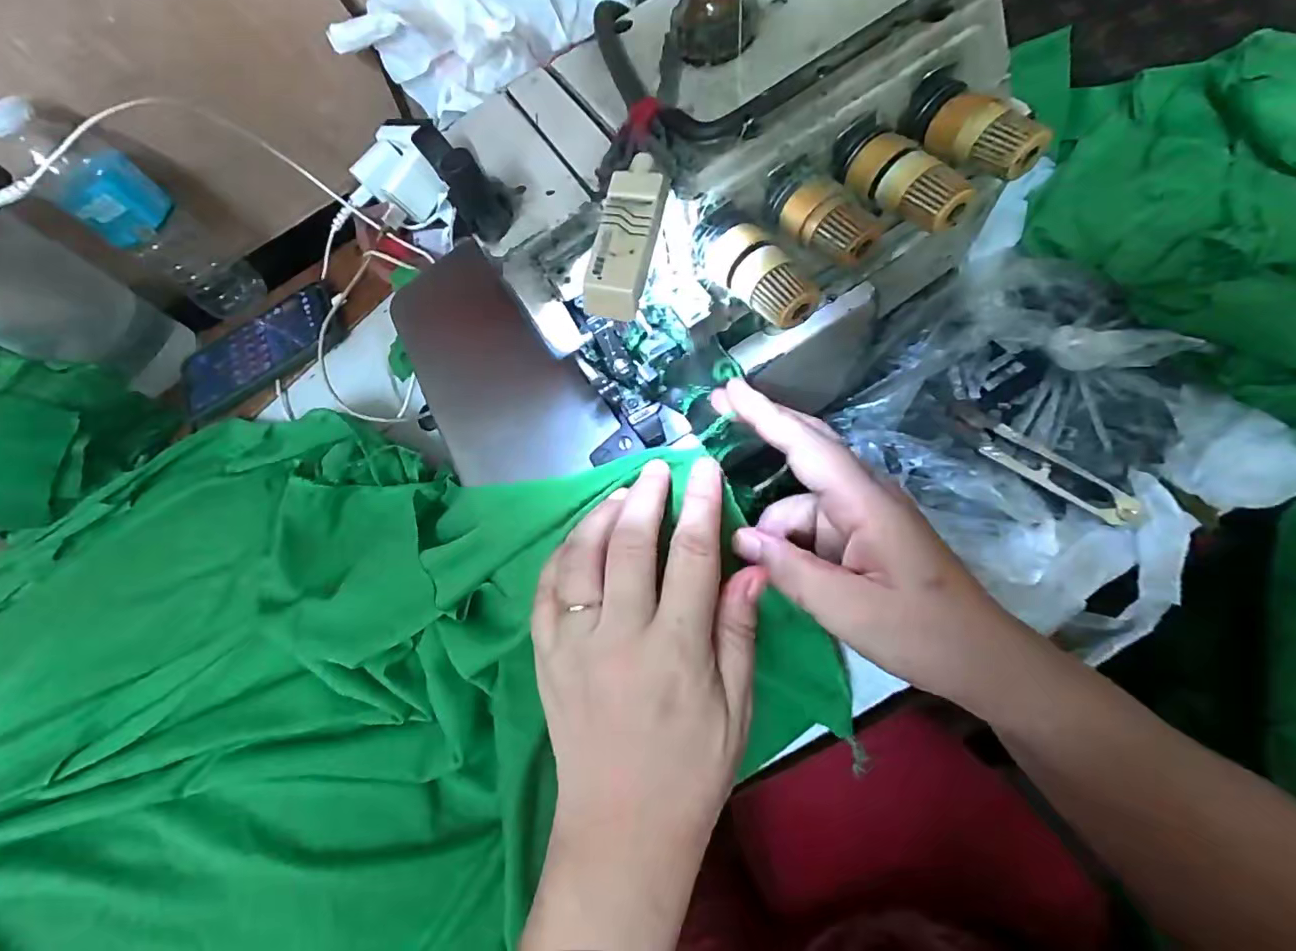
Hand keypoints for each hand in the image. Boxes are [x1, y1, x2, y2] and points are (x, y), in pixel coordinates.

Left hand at [522, 456, 761, 950]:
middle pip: (631, 546)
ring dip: (600, 517)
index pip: (692, 558)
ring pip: (581, 559)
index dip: (701, 506)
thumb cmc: (692, 772)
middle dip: (648, 497)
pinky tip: (578, 538)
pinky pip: (545, 591)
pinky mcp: (544, 656)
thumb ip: (739, 632)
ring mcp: (573, 645)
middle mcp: (620, 638)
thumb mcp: (736, 710)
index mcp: (676, 652)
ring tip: (621, 493)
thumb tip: (751, 568)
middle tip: (659, 467)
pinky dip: (561, 555)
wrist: (621, 828)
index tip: (704, 470)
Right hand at [712, 378, 1041, 708]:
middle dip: (762, 427)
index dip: (765, 414)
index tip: (729, 387)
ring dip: (775, 526)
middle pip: (806, 448)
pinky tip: (778, 568)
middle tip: (715, 409)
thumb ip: (789, 570)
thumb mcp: (846, 609)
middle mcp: (864, 496)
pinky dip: (790, 540)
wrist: (982, 659)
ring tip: (758, 567)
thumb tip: (741, 537)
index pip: (808, 446)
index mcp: (866, 503)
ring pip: (800, 501)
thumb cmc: (921, 633)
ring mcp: (865, 514)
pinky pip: (813, 523)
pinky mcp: (863, 533)